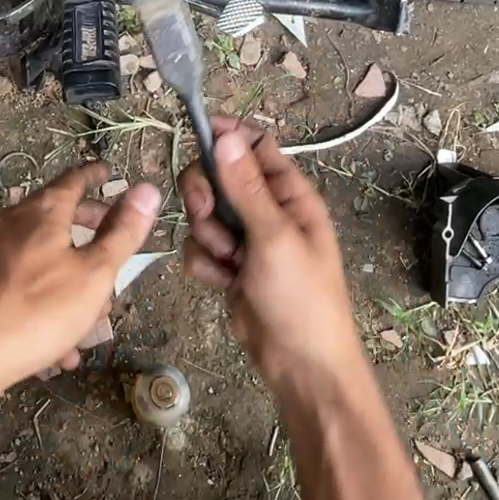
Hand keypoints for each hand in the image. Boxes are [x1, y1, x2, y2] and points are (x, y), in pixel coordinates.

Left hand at [0, 162, 158, 407]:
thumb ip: (122, 232)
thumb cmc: (34, 310)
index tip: (111, 174)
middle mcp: (13, 221)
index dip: (96, 175)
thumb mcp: (92, 274)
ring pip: (43, 255)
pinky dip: (47, 301)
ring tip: (94, 313)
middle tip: (113, 238)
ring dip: (71, 277)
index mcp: (43, 210)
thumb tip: (148, 187)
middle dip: (88, 228)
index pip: (75, 178)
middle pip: (58, 215)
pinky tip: (59, 350)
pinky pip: (24, 284)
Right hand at [180, 119, 362, 389]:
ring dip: (207, 236)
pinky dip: (204, 263)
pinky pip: (197, 246)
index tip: (197, 134)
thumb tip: (225, 135)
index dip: (227, 135)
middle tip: (207, 214)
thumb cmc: (301, 296)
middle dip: (205, 196)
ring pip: (202, 212)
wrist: (300, 365)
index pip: (254, 144)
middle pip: (216, 175)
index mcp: (288, 192)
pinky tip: (222, 282)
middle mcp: (264, 208)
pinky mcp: (226, 264)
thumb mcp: (275, 236)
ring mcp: (243, 236)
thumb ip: (245, 187)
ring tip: (229, 262)